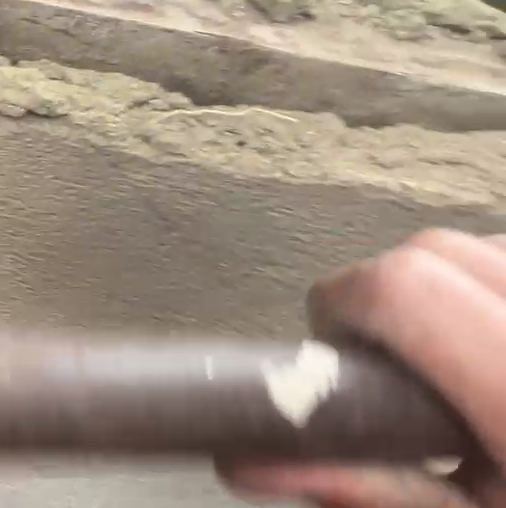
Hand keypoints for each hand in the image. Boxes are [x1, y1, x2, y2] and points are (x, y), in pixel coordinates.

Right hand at [222, 231, 505, 507]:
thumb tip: (244, 464)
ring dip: (455, 279)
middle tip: (404, 356)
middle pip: (434, 252)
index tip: (341, 346)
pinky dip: (504, 279)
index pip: (397, 287)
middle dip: (391, 290)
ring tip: (471, 347)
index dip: (344, 305)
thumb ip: (372, 491)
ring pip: (490, 243)